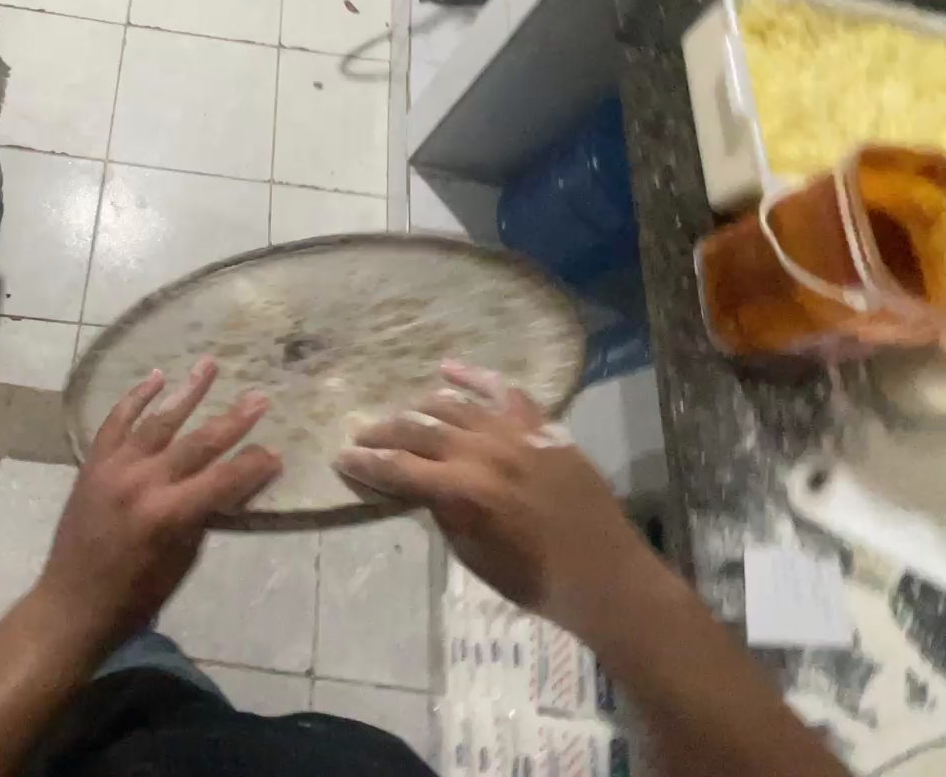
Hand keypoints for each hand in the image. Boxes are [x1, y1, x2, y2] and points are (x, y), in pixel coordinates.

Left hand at [33, 357, 282, 649]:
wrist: (71, 605)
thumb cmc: (135, 595)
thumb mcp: (182, 562)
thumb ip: (205, 516)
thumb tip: (231, 481)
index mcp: (168, 514)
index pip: (224, 479)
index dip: (253, 465)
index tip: (276, 450)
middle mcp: (142, 482)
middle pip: (198, 443)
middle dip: (234, 420)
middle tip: (259, 397)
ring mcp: (114, 467)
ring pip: (158, 421)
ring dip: (187, 391)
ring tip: (209, 364)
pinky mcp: (93, 463)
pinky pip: (115, 422)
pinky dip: (135, 398)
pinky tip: (155, 377)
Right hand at [335, 360, 657, 634]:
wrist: (605, 575)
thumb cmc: (532, 578)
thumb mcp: (471, 555)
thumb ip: (441, 509)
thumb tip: (417, 482)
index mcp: (462, 491)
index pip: (396, 468)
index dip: (364, 463)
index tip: (340, 457)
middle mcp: (482, 452)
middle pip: (417, 429)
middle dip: (381, 432)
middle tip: (360, 434)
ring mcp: (514, 433)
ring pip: (452, 405)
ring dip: (420, 408)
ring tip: (403, 414)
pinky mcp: (541, 426)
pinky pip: (503, 391)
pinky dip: (473, 377)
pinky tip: (447, 368)